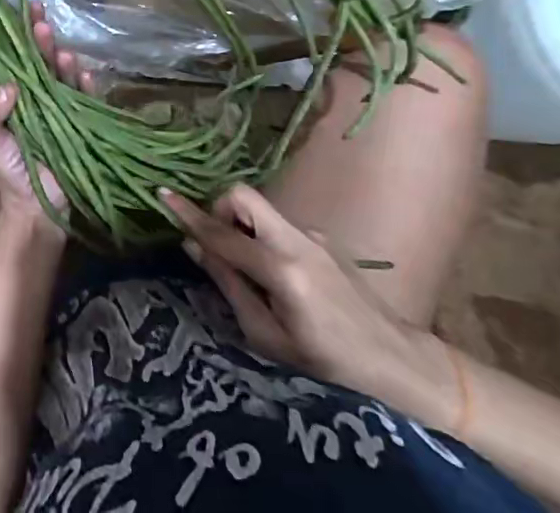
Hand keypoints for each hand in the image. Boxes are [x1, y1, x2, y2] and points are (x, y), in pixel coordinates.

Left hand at [0, 1, 88, 230]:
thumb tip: (9, 87)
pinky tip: (85, 76)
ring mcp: (64, 108)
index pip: (19, 58)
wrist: (36, 205)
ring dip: (64, 63)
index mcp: (17, 95)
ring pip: (65, 77)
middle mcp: (41, 96)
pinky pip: (87, 101)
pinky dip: (86, 88)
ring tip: (61, 51)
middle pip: (43, 61)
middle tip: (40, 22)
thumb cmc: (10, 169)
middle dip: (43, 40)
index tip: (24, 9)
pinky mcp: (83, 123)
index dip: (22, 34)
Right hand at [161, 185, 459, 429]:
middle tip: (217, 247)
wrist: (397, 363)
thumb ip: (229, 285)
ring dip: (242, 228)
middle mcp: (296, 239)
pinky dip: (263, 240)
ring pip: (261, 211)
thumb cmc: (326, 364)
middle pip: (243, 196)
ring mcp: (313, 234)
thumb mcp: (267, 337)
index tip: (162, 194)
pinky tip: (278, 281)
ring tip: (249, 276)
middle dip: (219, 211)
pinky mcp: (323, 239)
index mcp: (281, 269)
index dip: (188, 215)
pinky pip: (279, 227)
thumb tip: (194, 247)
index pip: (222, 233)